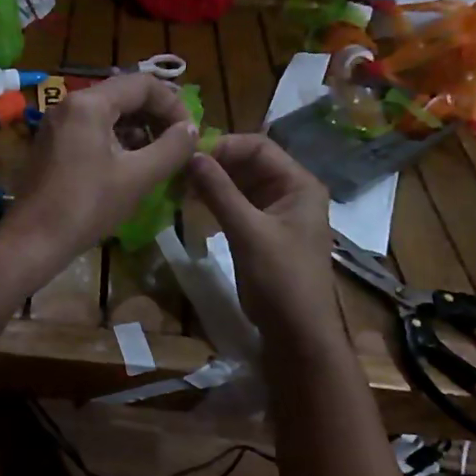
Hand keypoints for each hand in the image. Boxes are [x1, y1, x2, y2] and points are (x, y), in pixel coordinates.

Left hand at [11, 73, 196, 258]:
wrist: (34, 240)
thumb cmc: (87, 206)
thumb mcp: (138, 176)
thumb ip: (171, 148)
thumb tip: (190, 129)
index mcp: (88, 104)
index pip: (142, 85)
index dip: (173, 105)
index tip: (189, 132)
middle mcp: (67, 106)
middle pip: (122, 96)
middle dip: (154, 117)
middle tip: (177, 144)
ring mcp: (54, 126)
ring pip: (106, 115)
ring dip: (136, 131)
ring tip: (158, 158)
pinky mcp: (49, 147)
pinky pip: (89, 132)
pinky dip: (113, 142)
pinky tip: (129, 166)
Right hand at [185, 134, 334, 334]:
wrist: (295, 328)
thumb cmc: (280, 277)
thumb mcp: (248, 232)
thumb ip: (220, 193)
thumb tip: (191, 157)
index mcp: (298, 184)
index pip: (258, 147)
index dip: (223, 147)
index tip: (186, 157)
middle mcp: (289, 192)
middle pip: (247, 163)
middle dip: (213, 164)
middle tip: (176, 172)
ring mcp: (274, 213)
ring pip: (238, 184)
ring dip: (210, 183)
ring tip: (177, 188)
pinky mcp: (259, 231)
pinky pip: (234, 205)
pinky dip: (213, 202)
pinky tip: (190, 206)